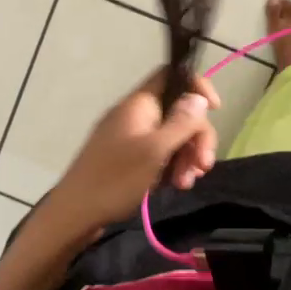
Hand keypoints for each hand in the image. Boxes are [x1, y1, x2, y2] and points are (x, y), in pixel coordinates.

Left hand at [46, 69, 221, 231]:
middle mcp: (135, 115)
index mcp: (139, 104)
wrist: (75, 214)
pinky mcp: (127, 159)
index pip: (172, 75)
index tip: (215, 109)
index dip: (196, 86)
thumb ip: (180, 124)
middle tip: (203, 167)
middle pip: (178, 111)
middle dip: (196, 137)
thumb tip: (198, 98)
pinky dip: (170, 167)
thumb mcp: (154, 152)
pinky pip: (158, 154)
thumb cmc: (114, 181)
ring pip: (171, 136)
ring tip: (185, 184)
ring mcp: (130, 137)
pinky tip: (174, 186)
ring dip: (185, 157)